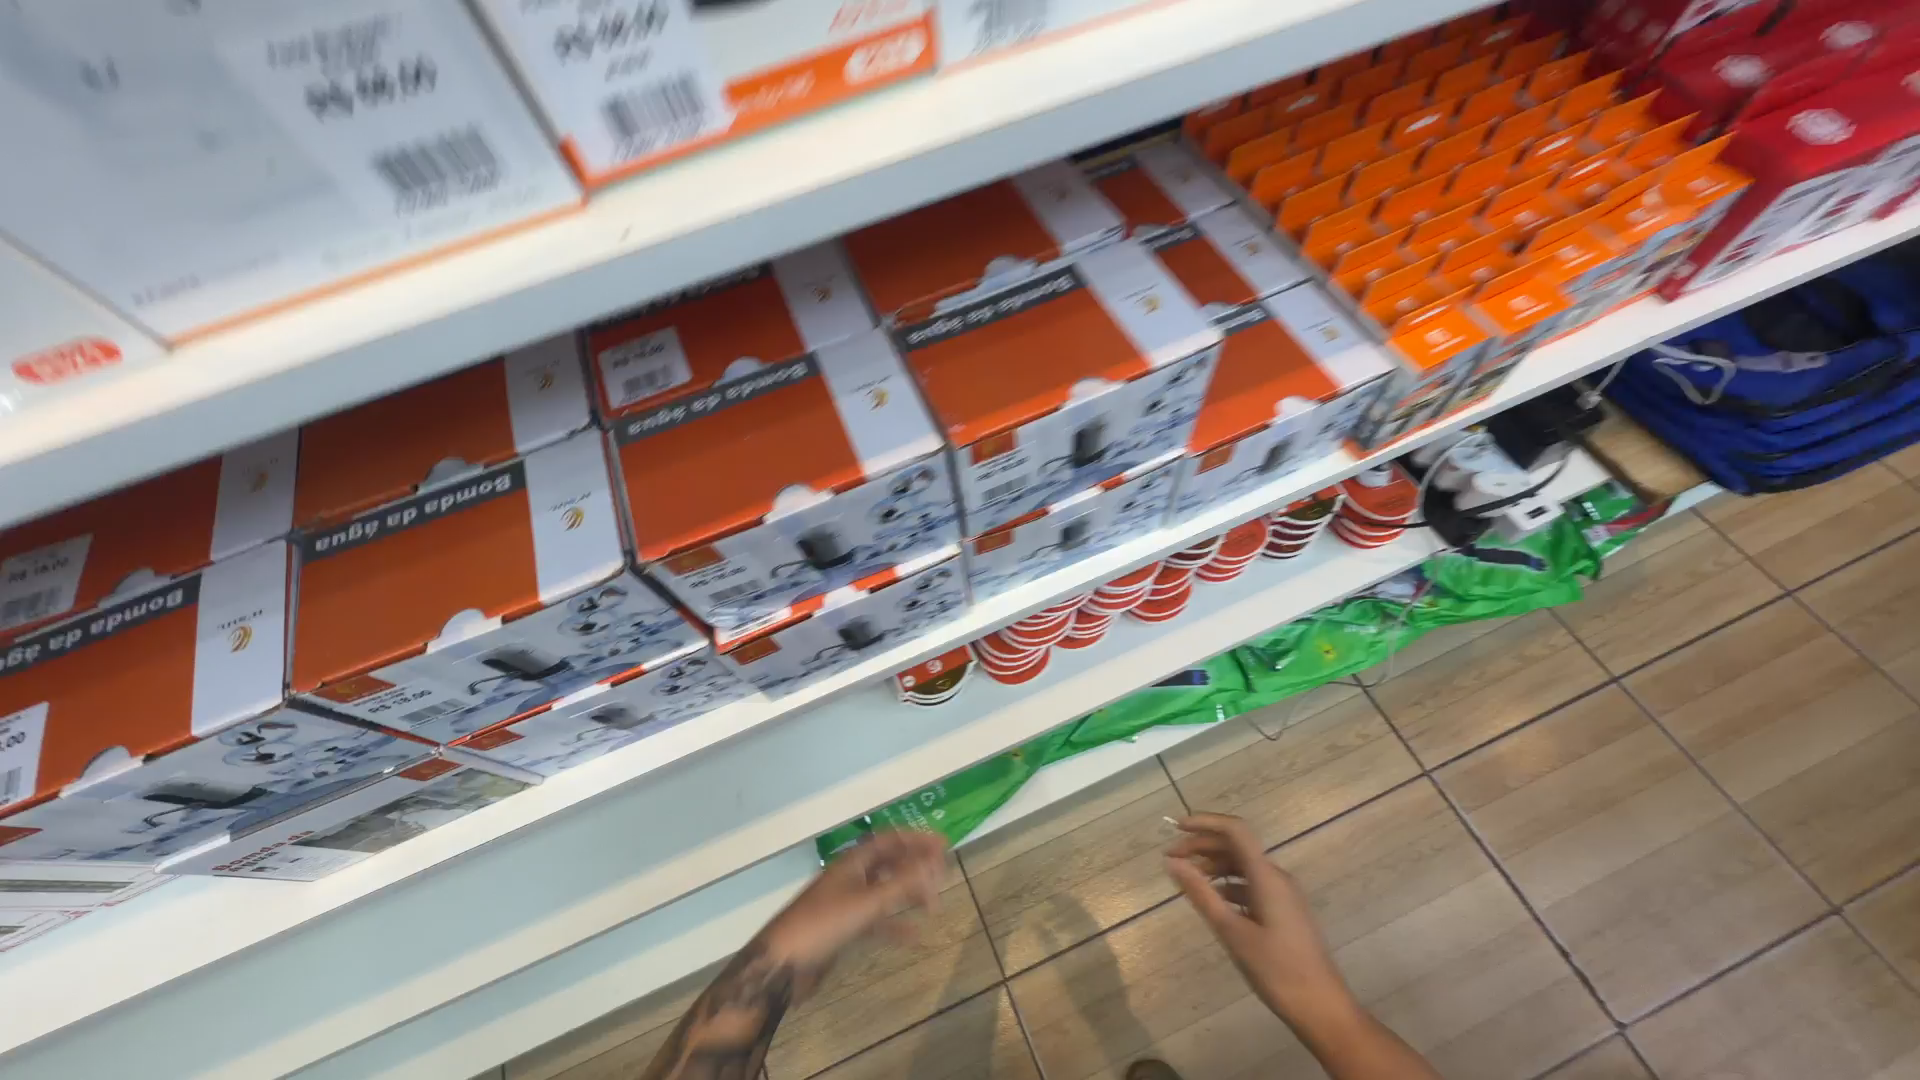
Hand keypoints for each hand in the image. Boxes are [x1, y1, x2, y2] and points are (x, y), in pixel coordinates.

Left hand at [760, 829, 947, 976]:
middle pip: (888, 863)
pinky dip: (894, 925)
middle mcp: (850, 877)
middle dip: (915, 866)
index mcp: (852, 862)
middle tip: (941, 874)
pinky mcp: (843, 928)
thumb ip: (901, 884)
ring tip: (932, 902)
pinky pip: (875, 921)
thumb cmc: (823, 924)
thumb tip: (932, 863)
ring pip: (884, 892)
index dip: (915, 840)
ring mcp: (846, 903)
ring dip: (907, 894)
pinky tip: (913, 935)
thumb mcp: (866, 902)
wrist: (782, 964)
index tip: (942, 846)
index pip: (889, 840)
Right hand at [1164, 813, 1354, 1026]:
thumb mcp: (1232, 933)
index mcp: (1267, 876)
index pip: (1235, 830)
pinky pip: (1252, 884)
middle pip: (1236, 846)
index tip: (1176, 828)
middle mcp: (1277, 877)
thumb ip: (1201, 894)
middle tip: (1171, 858)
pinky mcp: (1285, 911)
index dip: (1205, 822)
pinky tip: (1214, 900)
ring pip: (1243, 866)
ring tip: (1188, 879)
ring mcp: (1283, 894)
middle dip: (1203, 846)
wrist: (1323, 1010)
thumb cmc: (1277, 971)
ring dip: (1214, 865)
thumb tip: (1172, 863)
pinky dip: (1228, 884)